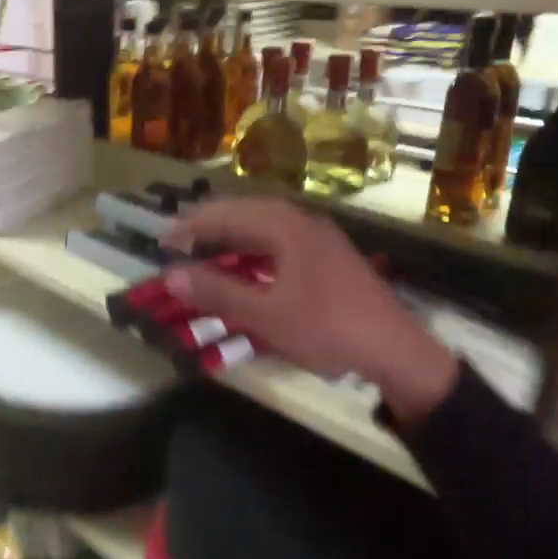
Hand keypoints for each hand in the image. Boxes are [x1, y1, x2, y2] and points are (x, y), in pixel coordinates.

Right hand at [163, 198, 459, 430]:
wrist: (394, 348)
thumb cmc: (326, 329)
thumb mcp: (265, 315)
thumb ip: (217, 293)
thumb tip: (171, 275)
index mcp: (287, 228)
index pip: (228, 214)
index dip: (191, 225)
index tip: (163, 240)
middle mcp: (304, 222)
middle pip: (248, 210)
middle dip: (211, 221)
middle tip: (180, 237)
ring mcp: (321, 237)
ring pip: (267, 223)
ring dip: (234, 231)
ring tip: (207, 246)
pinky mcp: (331, 256)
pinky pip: (282, 237)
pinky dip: (255, 244)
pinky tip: (249, 263)